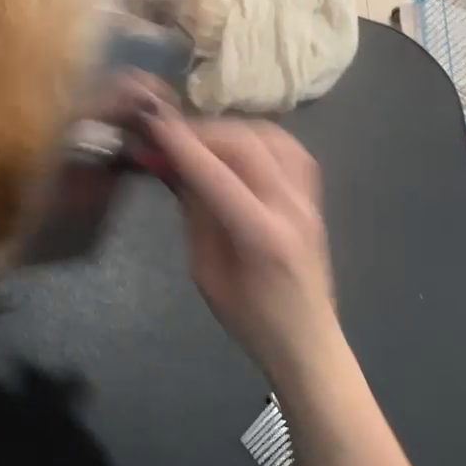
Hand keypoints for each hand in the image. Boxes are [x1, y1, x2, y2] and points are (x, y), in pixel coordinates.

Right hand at [139, 107, 335, 382]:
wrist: (307, 343)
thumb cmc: (249, 320)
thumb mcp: (205, 273)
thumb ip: (195, 215)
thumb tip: (175, 168)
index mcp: (262, 238)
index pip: (215, 175)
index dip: (180, 144)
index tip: (152, 122)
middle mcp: (291, 209)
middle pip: (245, 145)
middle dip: (201, 132)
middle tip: (167, 135)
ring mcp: (309, 199)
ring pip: (270, 136)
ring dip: (229, 129)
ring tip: (198, 140)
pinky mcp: (313, 196)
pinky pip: (287, 147)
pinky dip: (256, 136)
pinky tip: (235, 145)